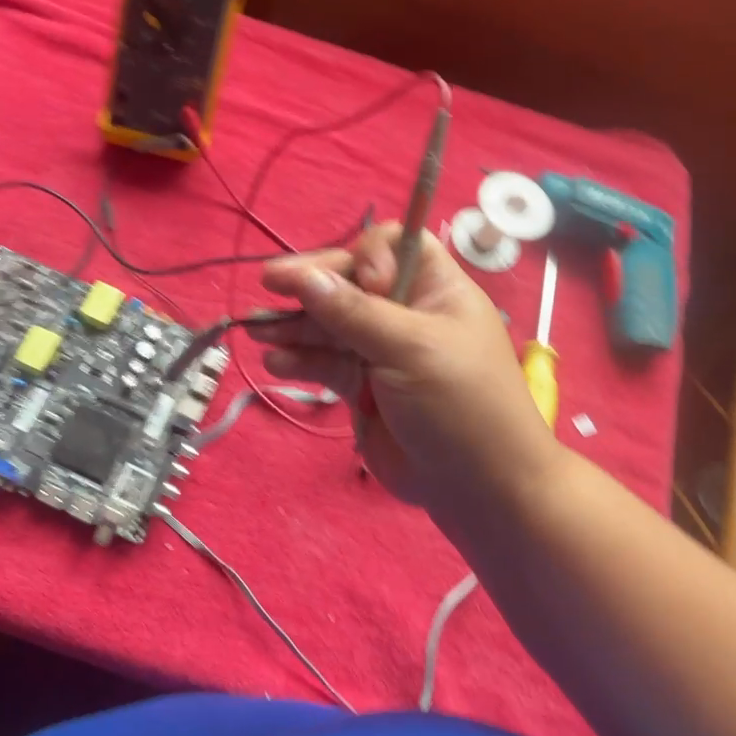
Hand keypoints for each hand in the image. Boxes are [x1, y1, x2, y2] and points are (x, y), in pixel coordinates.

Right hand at [247, 223, 558, 508]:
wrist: (480, 488)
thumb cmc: (460, 404)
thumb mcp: (411, 348)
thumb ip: (353, 313)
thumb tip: (303, 277)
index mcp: (435, 290)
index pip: (391, 248)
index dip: (365, 255)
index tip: (354, 280)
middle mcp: (405, 313)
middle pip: (348, 283)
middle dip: (310, 285)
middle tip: (268, 284)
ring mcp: (380, 352)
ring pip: (328, 325)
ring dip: (292, 325)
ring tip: (255, 329)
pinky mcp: (361, 388)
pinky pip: (324, 364)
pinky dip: (299, 361)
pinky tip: (276, 363)